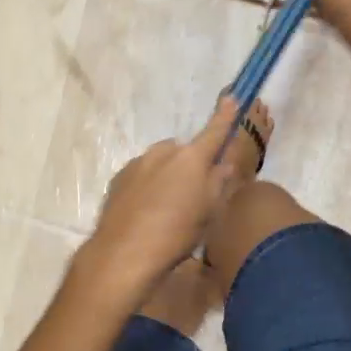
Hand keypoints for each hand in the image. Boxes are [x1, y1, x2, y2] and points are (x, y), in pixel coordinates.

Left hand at [80, 98, 241, 303]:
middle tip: (192, 196)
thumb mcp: (209, 212)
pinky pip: (142, 175)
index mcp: (191, 158)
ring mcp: (138, 163)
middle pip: (184, 152)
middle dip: (189, 166)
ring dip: (167, 177)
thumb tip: (223, 164)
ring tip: (166, 211)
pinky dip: (147, 186)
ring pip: (161, 163)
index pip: (214, 131)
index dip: (225, 115)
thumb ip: (218, 183)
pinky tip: (146, 213)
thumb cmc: (177, 233)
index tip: (231, 97)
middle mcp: (163, 152)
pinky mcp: (119, 177)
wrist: (125, 252)